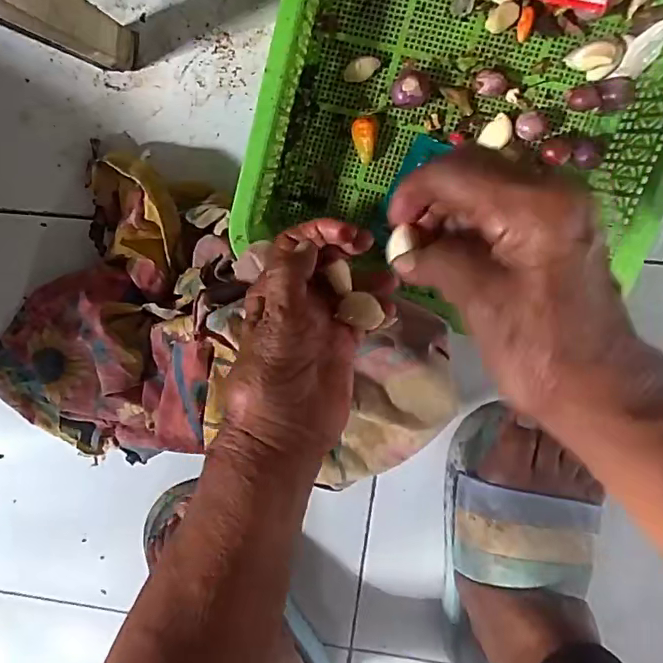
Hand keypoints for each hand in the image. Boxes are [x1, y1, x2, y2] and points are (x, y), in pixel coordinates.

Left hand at [221, 219, 388, 466]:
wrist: (284, 431)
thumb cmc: (273, 372)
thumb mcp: (277, 318)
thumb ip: (290, 276)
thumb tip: (307, 240)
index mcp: (272, 289)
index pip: (292, 245)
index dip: (318, 231)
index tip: (348, 234)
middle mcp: (295, 300)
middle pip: (321, 260)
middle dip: (344, 248)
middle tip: (369, 247)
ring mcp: (319, 322)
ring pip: (345, 286)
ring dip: (366, 277)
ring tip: (390, 279)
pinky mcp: (341, 344)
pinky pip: (360, 315)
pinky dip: (375, 307)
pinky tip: (388, 309)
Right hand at [385, 148, 662, 421]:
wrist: (602, 388)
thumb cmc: (539, 351)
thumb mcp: (477, 301)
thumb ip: (435, 261)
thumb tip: (403, 251)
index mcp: (534, 209)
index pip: (453, 173)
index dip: (411, 194)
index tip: (391, 228)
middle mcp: (553, 193)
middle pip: (470, 166)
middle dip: (428, 195)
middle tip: (406, 236)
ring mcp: (560, 207)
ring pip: (484, 179)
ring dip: (446, 206)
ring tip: (425, 248)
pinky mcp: (558, 224)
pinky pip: (501, 200)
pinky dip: (468, 217)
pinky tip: (451, 250)